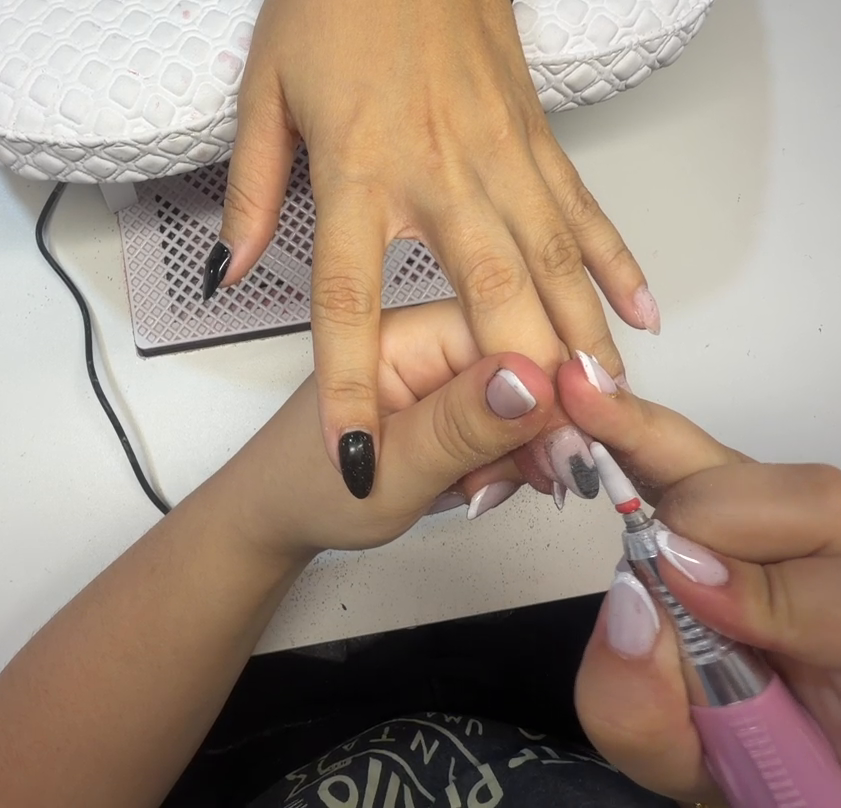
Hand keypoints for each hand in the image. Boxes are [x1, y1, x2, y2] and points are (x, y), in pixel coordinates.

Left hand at [211, 0, 656, 502]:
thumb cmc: (325, 7)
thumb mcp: (263, 91)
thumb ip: (255, 190)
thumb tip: (236, 271)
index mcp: (358, 172)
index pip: (349, 300)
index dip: (349, 387)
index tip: (356, 461)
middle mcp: (440, 175)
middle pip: (487, 295)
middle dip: (520, 382)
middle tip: (548, 456)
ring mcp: (502, 155)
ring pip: (553, 263)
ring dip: (582, 341)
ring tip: (605, 412)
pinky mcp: (538, 134)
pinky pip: (583, 208)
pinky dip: (615, 262)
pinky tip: (643, 315)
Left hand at [212, 302, 556, 558]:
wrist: (277, 510)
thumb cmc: (309, 487)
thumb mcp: (387, 471)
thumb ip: (459, 427)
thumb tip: (535, 379)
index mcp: (406, 331)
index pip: (509, 330)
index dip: (550, 395)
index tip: (563, 457)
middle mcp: (428, 334)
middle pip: (529, 358)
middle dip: (537, 429)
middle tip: (512, 482)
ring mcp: (441, 360)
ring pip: (527, 393)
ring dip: (521, 449)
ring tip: (474, 488)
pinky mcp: (450, 388)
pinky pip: (510, 412)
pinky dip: (511, 452)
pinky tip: (482, 479)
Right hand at [558, 365, 840, 806]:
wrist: (738, 730)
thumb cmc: (723, 754)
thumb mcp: (668, 762)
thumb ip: (640, 706)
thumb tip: (629, 602)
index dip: (777, 591)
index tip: (676, 581)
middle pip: (825, 508)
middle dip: (711, 523)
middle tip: (642, 561)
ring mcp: (819, 528)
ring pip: (772, 472)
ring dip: (682, 482)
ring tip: (637, 530)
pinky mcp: (752, 490)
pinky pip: (712, 445)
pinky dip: (645, 432)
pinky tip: (594, 413)